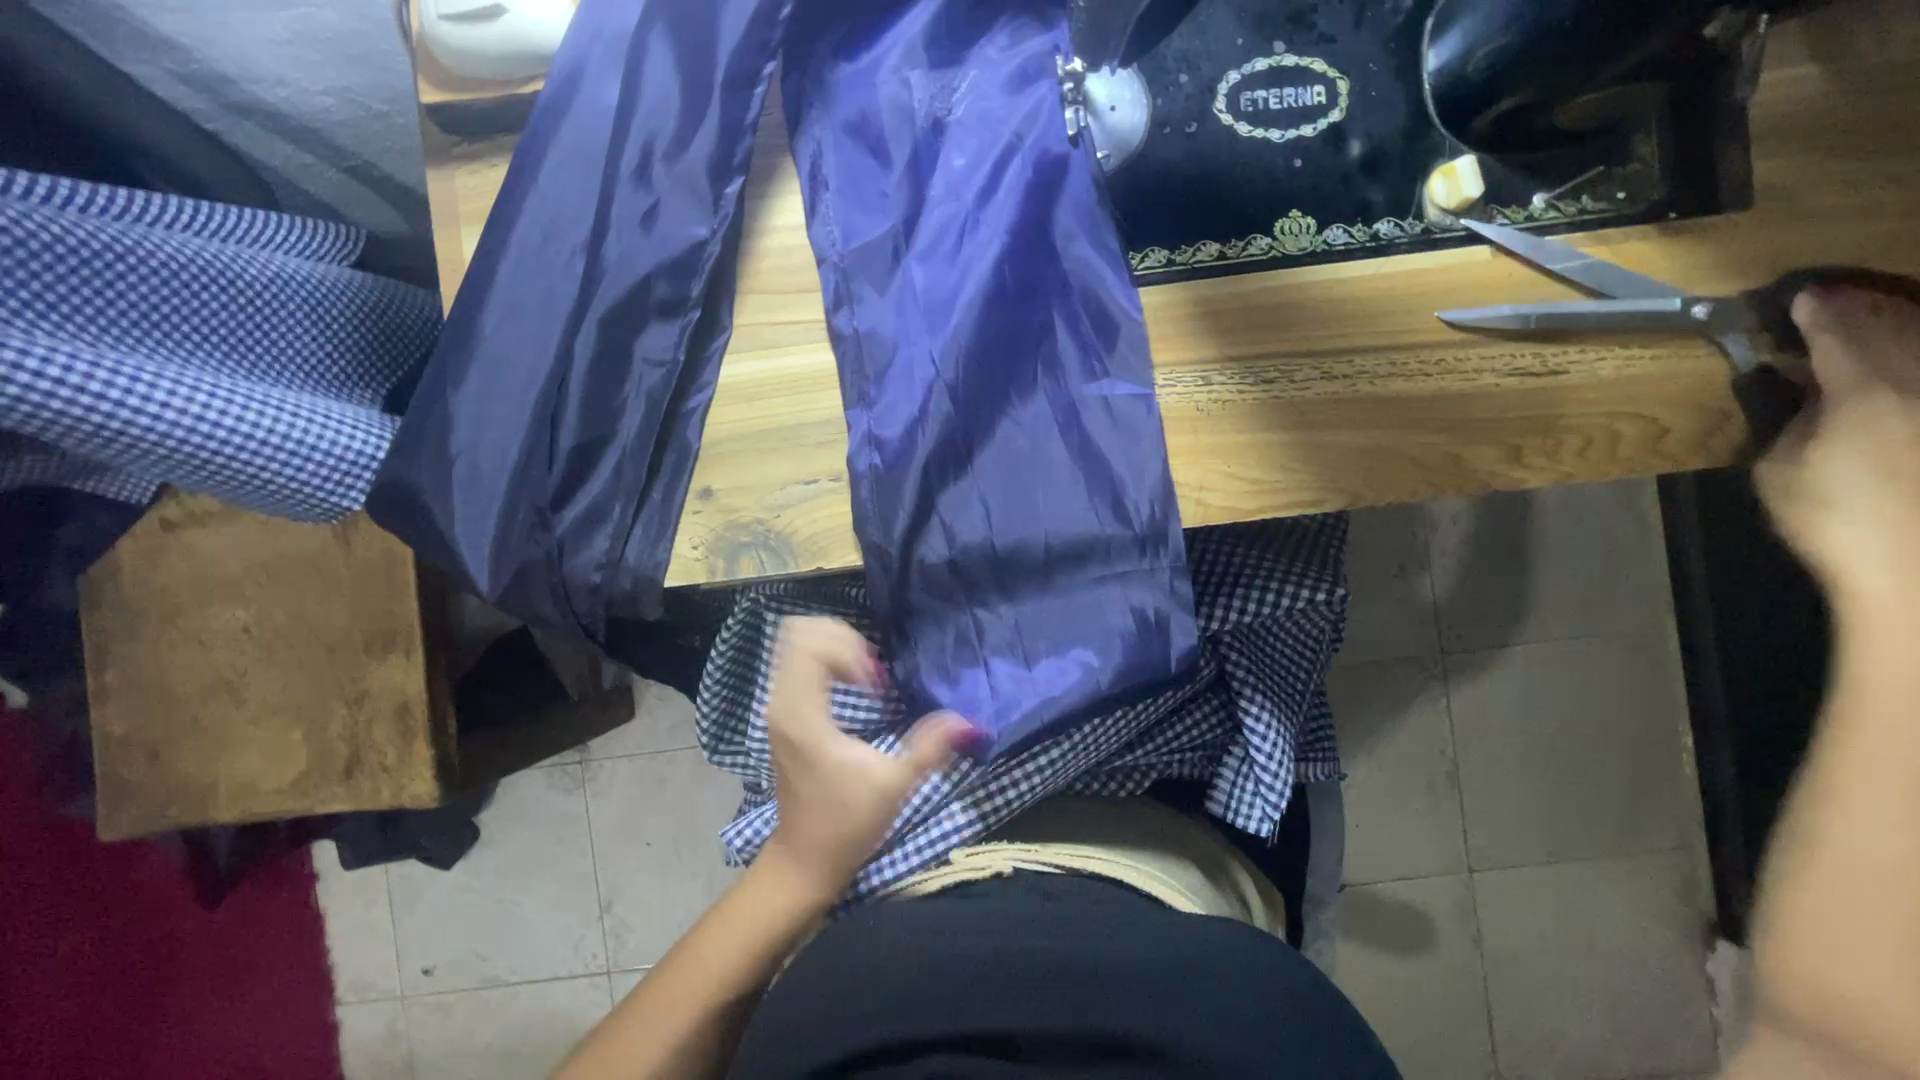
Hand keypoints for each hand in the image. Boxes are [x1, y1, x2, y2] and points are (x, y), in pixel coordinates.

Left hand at [757, 617, 974, 903]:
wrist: (805, 859)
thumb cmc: (847, 823)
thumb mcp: (894, 785)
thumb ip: (929, 747)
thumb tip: (968, 721)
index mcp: (803, 715)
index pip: (810, 645)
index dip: (851, 653)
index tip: (878, 687)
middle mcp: (782, 702)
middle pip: (798, 632)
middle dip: (843, 639)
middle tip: (873, 672)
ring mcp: (778, 707)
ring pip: (794, 644)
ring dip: (835, 647)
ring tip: (867, 678)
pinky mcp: (783, 713)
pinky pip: (797, 662)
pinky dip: (826, 660)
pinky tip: (855, 687)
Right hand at [1756, 286, 1919, 608]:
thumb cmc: (1839, 522)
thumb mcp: (1783, 471)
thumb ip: (1791, 422)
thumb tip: (1800, 392)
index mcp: (1866, 388)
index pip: (1839, 330)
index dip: (1817, 310)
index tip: (1797, 299)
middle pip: (1898, 322)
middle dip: (1864, 309)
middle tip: (1835, 303)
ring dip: (1901, 326)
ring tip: (1876, 323)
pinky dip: (1915, 361)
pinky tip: (1902, 370)